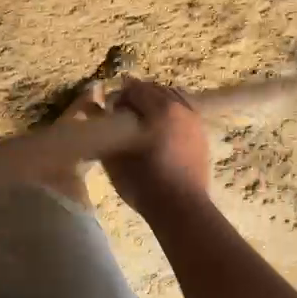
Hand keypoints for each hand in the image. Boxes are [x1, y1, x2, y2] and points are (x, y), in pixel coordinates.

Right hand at [106, 78, 212, 219]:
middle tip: (123, 116)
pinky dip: (170, 113)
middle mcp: (180, 108)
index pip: (134, 88)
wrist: (181, 208)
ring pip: (172, 98)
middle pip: (155, 89)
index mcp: (160, 109)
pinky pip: (184, 111)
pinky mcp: (201, 134)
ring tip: (142, 122)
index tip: (109, 112)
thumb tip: (94, 110)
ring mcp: (195, 120)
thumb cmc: (144, 182)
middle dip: (138, 97)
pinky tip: (159, 129)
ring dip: (155, 103)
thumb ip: (103, 128)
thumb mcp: (114, 156)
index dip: (118, 98)